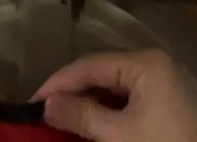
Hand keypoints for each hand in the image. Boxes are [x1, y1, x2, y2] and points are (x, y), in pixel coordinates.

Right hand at [31, 50, 196, 141]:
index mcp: (146, 62)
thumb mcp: (119, 136)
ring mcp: (161, 85)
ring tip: (58, 117)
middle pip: (101, 73)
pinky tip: (85, 124)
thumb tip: (46, 105)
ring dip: (86, 103)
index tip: (33, 101)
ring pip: (112, 87)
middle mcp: (154, 65)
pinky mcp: (163, 106)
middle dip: (72, 92)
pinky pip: (126, 101)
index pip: (92, 64)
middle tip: (43, 110)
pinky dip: (104, 112)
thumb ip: (81, 116)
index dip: (60, 82)